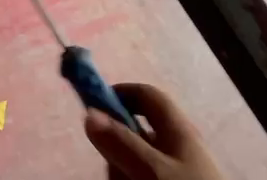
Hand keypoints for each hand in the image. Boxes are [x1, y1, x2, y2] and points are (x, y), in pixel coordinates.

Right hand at [83, 83, 225, 179]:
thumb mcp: (153, 171)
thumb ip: (121, 143)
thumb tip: (89, 112)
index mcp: (177, 130)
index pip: (146, 95)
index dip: (120, 94)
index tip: (94, 108)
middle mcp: (176, 147)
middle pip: (134, 132)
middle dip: (116, 148)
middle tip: (112, 167)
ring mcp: (174, 172)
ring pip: (135, 161)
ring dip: (121, 172)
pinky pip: (143, 177)